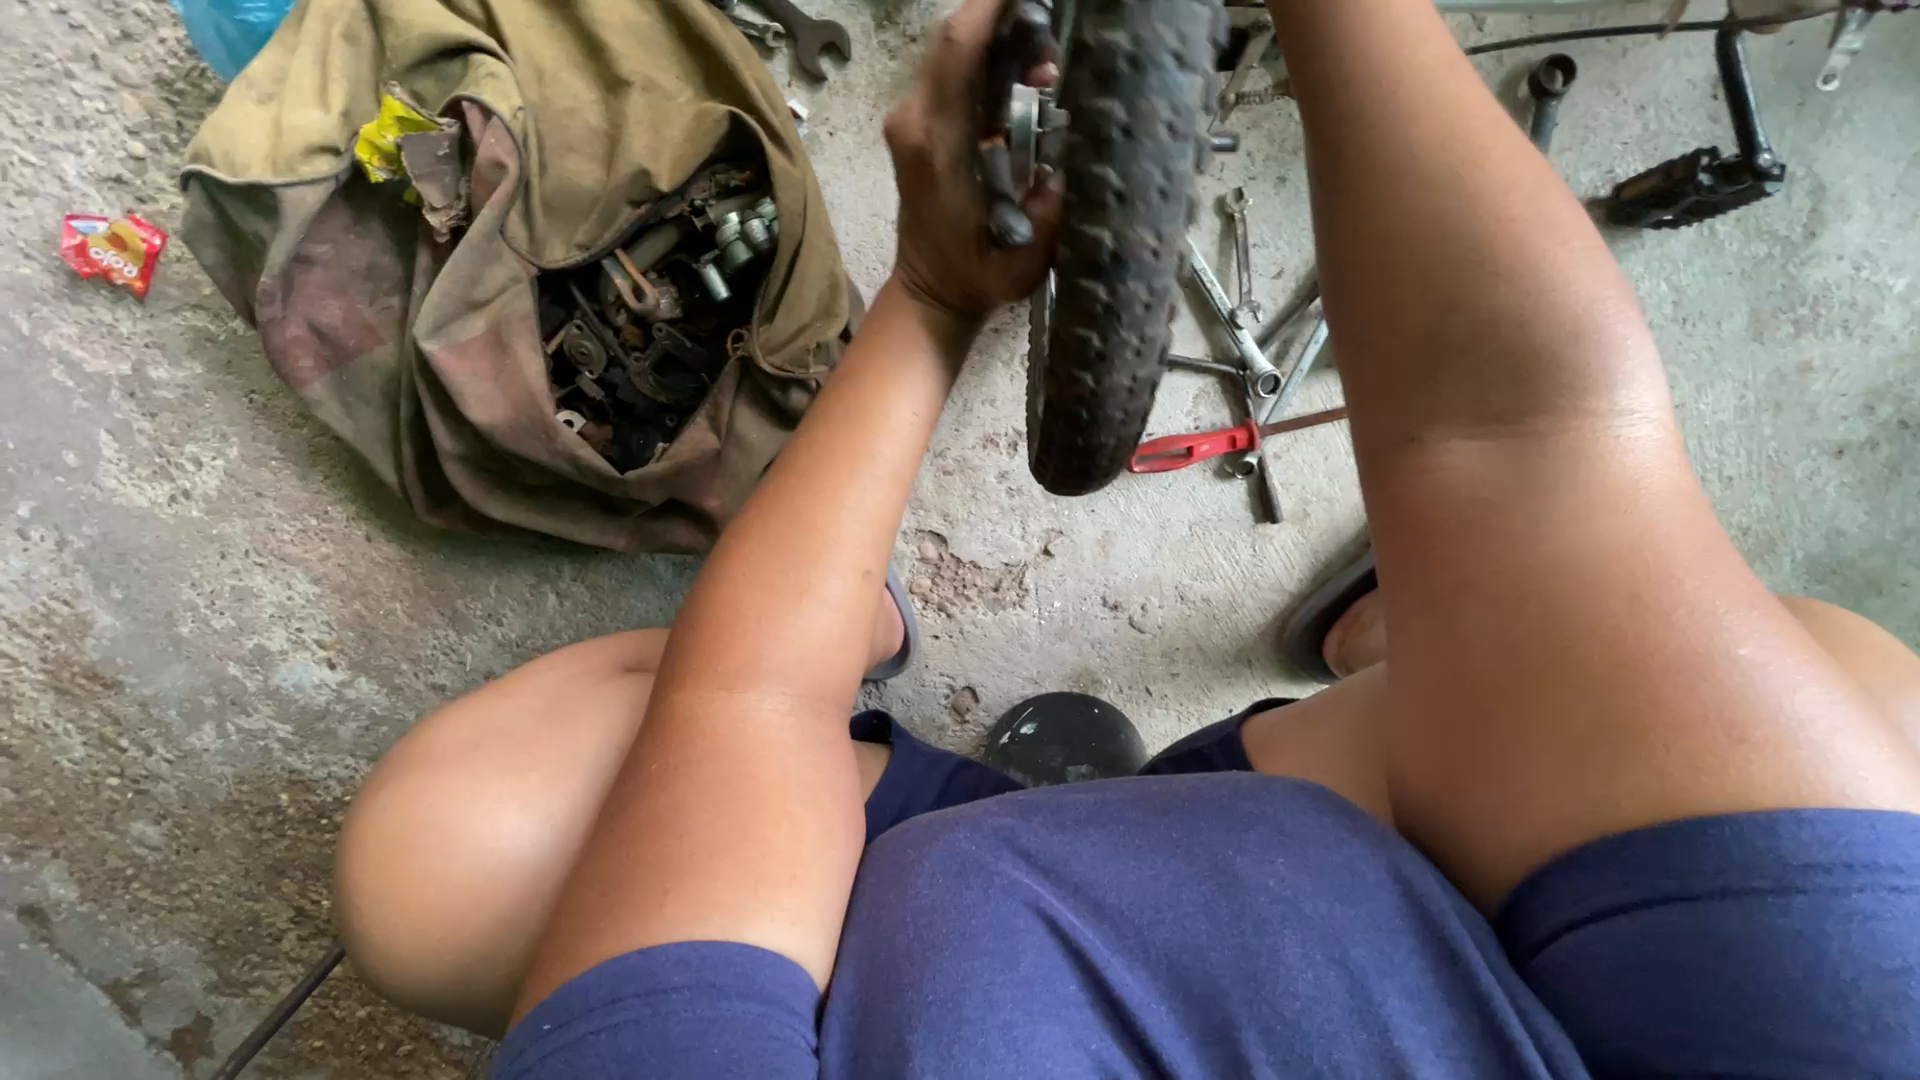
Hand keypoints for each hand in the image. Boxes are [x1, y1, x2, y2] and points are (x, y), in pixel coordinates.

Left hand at [884, 0, 1062, 323]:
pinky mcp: (919, 126)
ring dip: (1003, 45)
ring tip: (1047, 68)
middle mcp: (915, 121)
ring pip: (956, 53)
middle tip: (1054, 42)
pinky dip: (991, 64)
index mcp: (937, 145)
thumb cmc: (974, 279)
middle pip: (956, 39)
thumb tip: (1064, 161)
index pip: (959, 49)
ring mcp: (912, 121)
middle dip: (1008, 23)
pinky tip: (1026, 80)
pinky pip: (954, 76)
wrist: (929, 293)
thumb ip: (1049, 211)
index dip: (994, 7)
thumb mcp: (1022, 259)